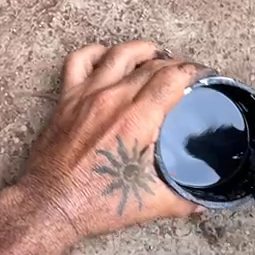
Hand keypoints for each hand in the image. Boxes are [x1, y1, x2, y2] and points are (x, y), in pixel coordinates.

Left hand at [14, 41, 206, 240]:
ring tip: (154, 55)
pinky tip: (107, 57)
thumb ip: (184, 202)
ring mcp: (87, 95)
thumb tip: (204, 203)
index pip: (172, 77)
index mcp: (137, 120)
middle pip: (151, 63)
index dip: (192, 71)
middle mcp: (112, 99)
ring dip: (141, 50)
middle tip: (185, 72)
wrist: (51, 203)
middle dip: (174, 62)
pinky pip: (79, 60)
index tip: (202, 75)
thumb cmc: (96, 203)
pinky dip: (96, 52)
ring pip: (118, 53)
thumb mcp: (151, 204)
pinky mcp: (67, 98)